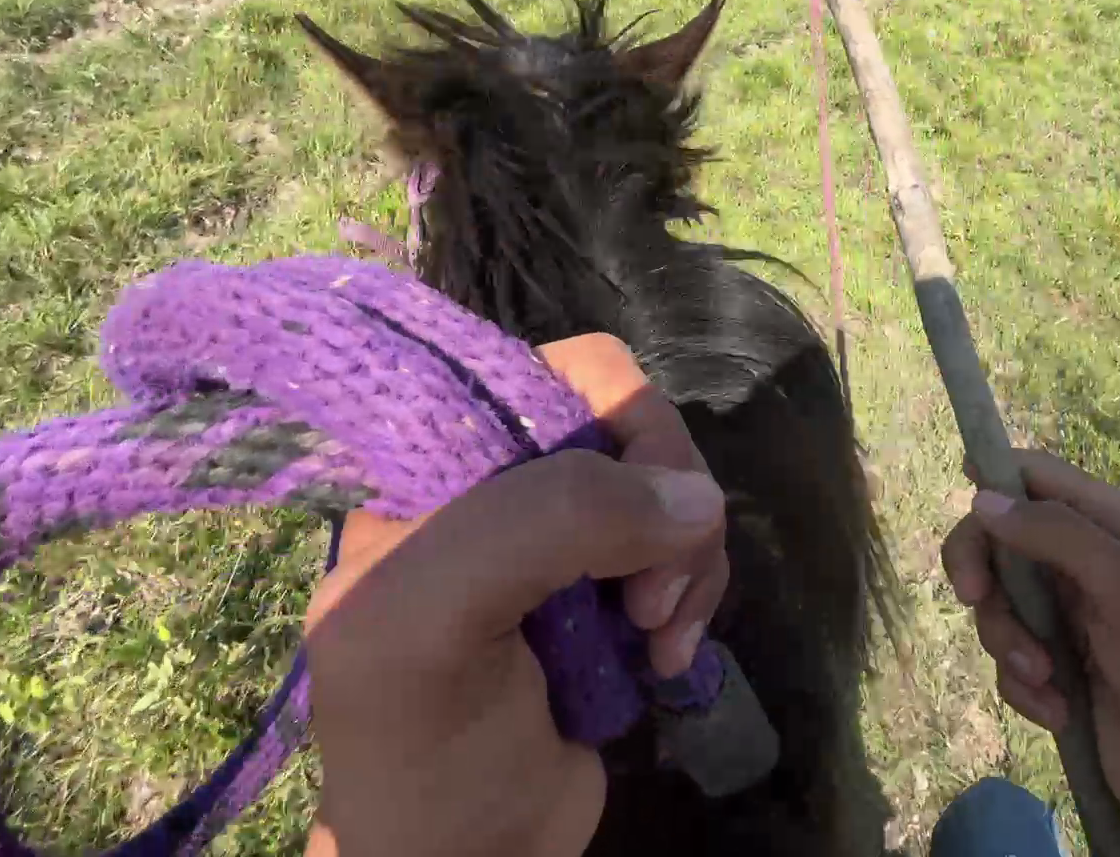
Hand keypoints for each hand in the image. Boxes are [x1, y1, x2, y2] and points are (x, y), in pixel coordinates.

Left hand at [304, 334, 727, 856]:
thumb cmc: (419, 747)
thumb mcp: (432, 623)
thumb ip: (543, 523)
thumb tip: (700, 497)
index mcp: (441, 461)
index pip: (556, 372)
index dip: (619, 416)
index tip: (634, 500)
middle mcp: (511, 475)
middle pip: (635, 425)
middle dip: (664, 505)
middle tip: (648, 600)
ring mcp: (573, 527)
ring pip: (675, 484)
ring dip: (690, 560)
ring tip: (661, 638)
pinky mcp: (621, 574)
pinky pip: (691, 539)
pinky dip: (699, 587)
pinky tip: (668, 651)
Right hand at [941, 450, 1119, 856]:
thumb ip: (1056, 533)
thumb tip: (983, 497)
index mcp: (1118, 528)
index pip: (1044, 478)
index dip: (1001, 474)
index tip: (962, 479)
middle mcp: (1088, 563)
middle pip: (1003, 538)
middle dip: (985, 568)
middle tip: (972, 595)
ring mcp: (1070, 615)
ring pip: (999, 601)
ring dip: (1009, 639)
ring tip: (1044, 676)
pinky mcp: (1057, 665)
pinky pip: (1009, 654)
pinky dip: (1024, 682)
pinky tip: (1058, 709)